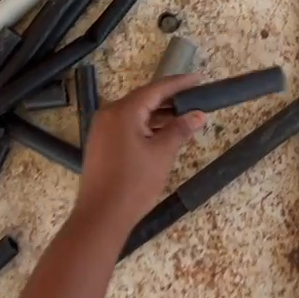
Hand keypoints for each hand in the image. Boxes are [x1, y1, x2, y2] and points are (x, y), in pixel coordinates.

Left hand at [72, 74, 206, 233]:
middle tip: (194, 97)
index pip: (156, 89)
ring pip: (135, 113)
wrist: (100, 218)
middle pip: (144, 99)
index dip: (179, 84)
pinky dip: (145, 126)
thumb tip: (198, 114)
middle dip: (169, 99)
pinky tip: (161, 133)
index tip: (199, 79)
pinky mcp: (100, 143)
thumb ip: (180, 129)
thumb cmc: (134, 183)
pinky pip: (126, 125)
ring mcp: (102, 128)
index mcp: (124, 111)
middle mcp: (109, 113)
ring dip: (158, 114)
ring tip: (183, 117)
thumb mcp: (162, 154)